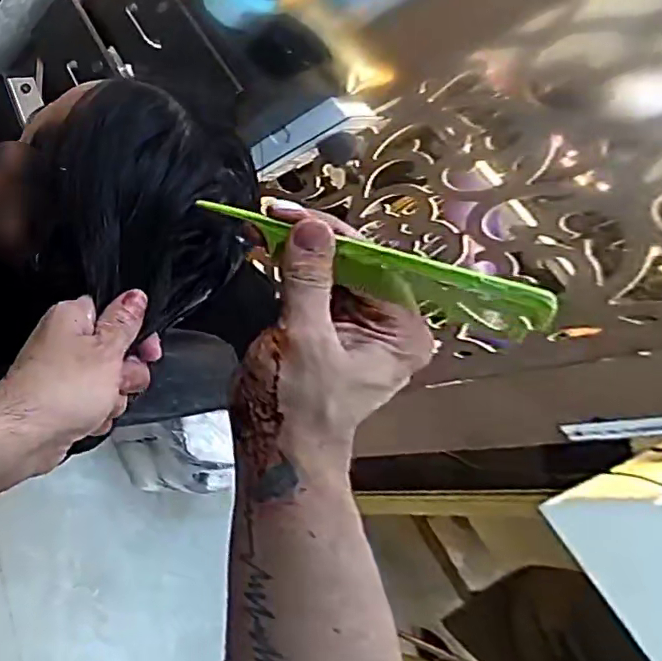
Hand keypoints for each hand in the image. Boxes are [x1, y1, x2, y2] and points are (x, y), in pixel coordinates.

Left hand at [0, 291, 154, 475]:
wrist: (25, 435)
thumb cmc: (57, 389)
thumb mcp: (106, 351)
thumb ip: (124, 323)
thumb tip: (135, 297)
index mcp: (70, 317)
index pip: (114, 313)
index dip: (135, 333)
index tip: (146, 351)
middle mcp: (63, 341)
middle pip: (116, 352)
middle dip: (125, 374)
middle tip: (116, 381)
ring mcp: (63, 372)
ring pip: (110, 383)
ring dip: (112, 399)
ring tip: (96, 404)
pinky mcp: (63, 400)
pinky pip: (96, 405)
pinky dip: (97, 415)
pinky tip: (86, 420)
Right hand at [232, 207, 435, 490]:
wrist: (276, 447)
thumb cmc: (298, 405)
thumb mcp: (304, 339)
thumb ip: (308, 281)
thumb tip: (310, 227)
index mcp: (400, 330)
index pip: (373, 261)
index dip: (331, 233)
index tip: (287, 213)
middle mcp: (383, 323)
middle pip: (352, 262)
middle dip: (310, 236)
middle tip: (269, 213)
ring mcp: (351, 325)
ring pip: (329, 270)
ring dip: (294, 246)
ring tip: (260, 223)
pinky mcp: (320, 327)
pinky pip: (309, 286)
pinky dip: (286, 265)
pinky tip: (263, 247)